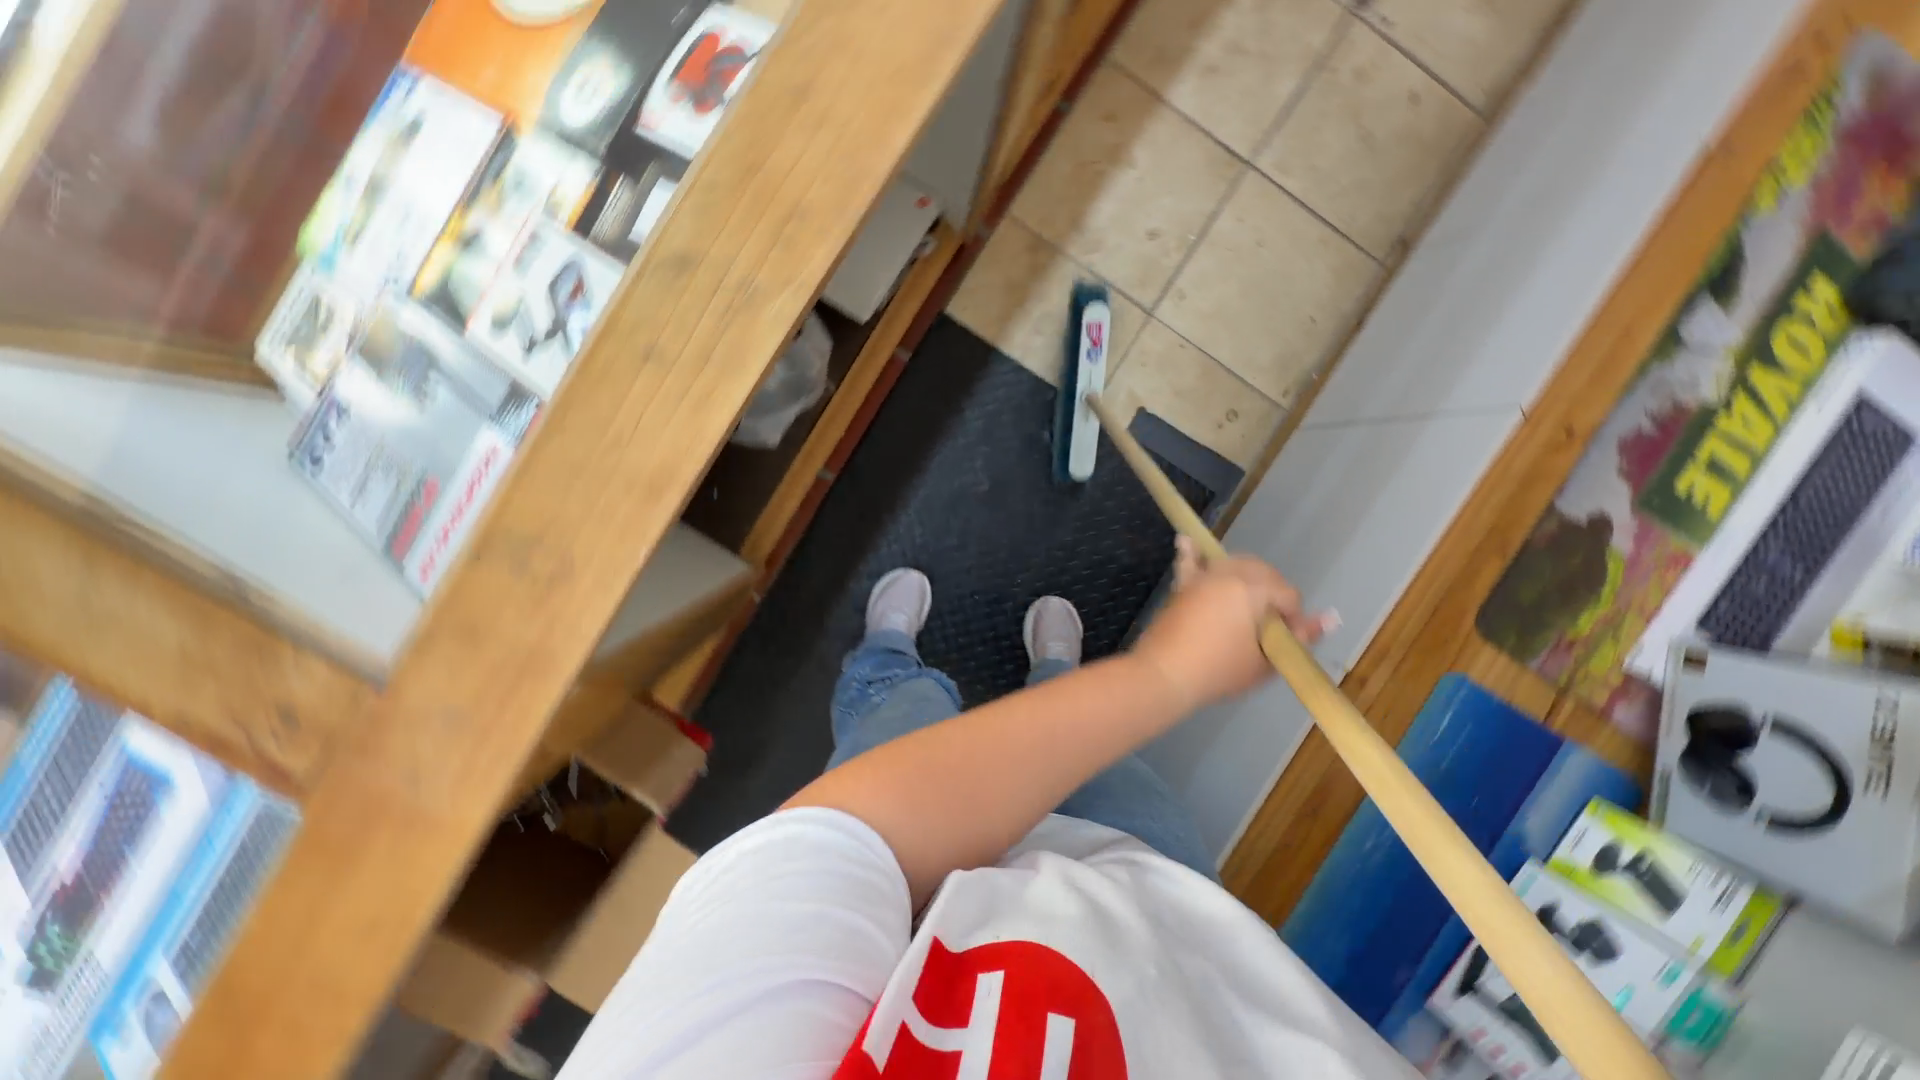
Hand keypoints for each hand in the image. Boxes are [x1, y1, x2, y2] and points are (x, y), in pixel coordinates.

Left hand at [1132, 537, 1333, 712]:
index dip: (1295, 620)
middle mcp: (1230, 573)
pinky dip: (1191, 553)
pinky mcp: (1182, 586)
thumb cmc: (1218, 671)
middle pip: (1264, 573)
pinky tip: (1187, 542)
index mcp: (1255, 589)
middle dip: (1274, 595)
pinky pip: (1189, 562)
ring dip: (1247, 576)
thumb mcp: (1264, 662)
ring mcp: (1203, 577)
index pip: (1289, 595)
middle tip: (1272, 627)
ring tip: (1252, 601)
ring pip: (1233, 564)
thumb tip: (1330, 619)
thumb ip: (1298, 638)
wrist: (1164, 675)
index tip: (1288, 644)